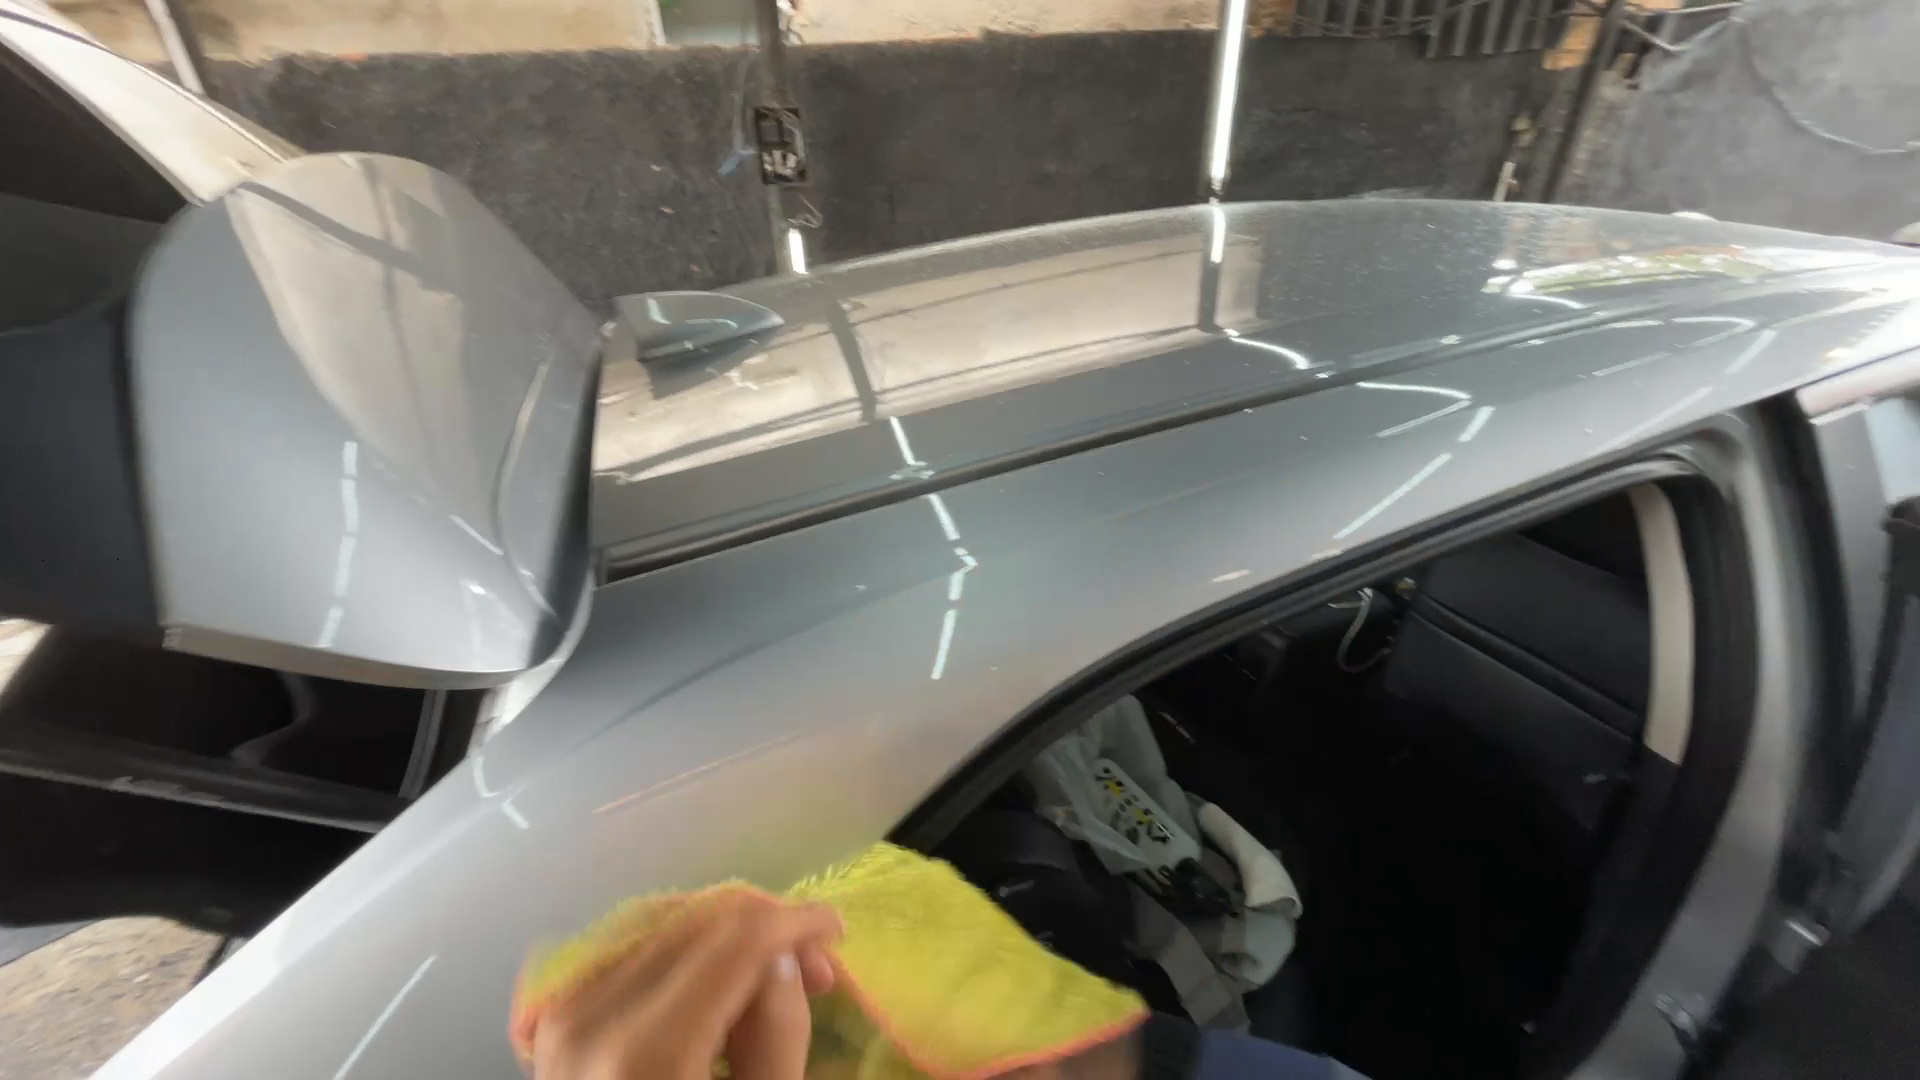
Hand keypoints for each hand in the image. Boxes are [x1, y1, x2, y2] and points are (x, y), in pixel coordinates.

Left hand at [530, 887, 841, 1079]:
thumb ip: (778, 1034)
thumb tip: (782, 955)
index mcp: (644, 1056)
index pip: (738, 938)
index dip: (798, 921)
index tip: (837, 932)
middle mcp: (592, 1020)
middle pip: (707, 920)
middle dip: (770, 929)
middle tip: (812, 972)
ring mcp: (564, 1015)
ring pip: (673, 918)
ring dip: (731, 934)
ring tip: (766, 978)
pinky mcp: (555, 1017)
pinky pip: (635, 942)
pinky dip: (686, 945)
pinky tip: (716, 977)